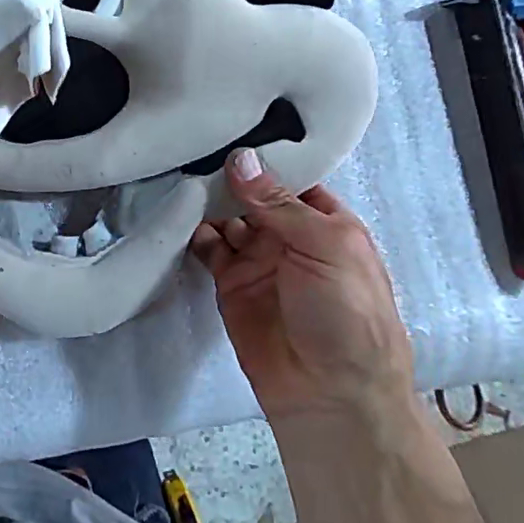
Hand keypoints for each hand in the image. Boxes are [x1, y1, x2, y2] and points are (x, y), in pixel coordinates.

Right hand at [191, 149, 415, 420]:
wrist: (332, 396)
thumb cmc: (347, 312)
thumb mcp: (326, 246)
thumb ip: (279, 202)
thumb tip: (241, 158)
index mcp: (323, 220)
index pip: (288, 176)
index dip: (260, 157)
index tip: (224, 125)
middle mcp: (288, 234)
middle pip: (251, 194)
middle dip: (226, 175)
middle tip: (190, 146)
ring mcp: (258, 259)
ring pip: (226, 217)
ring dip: (206, 200)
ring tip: (178, 175)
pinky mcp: (230, 283)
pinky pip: (208, 248)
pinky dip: (191, 231)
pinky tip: (176, 213)